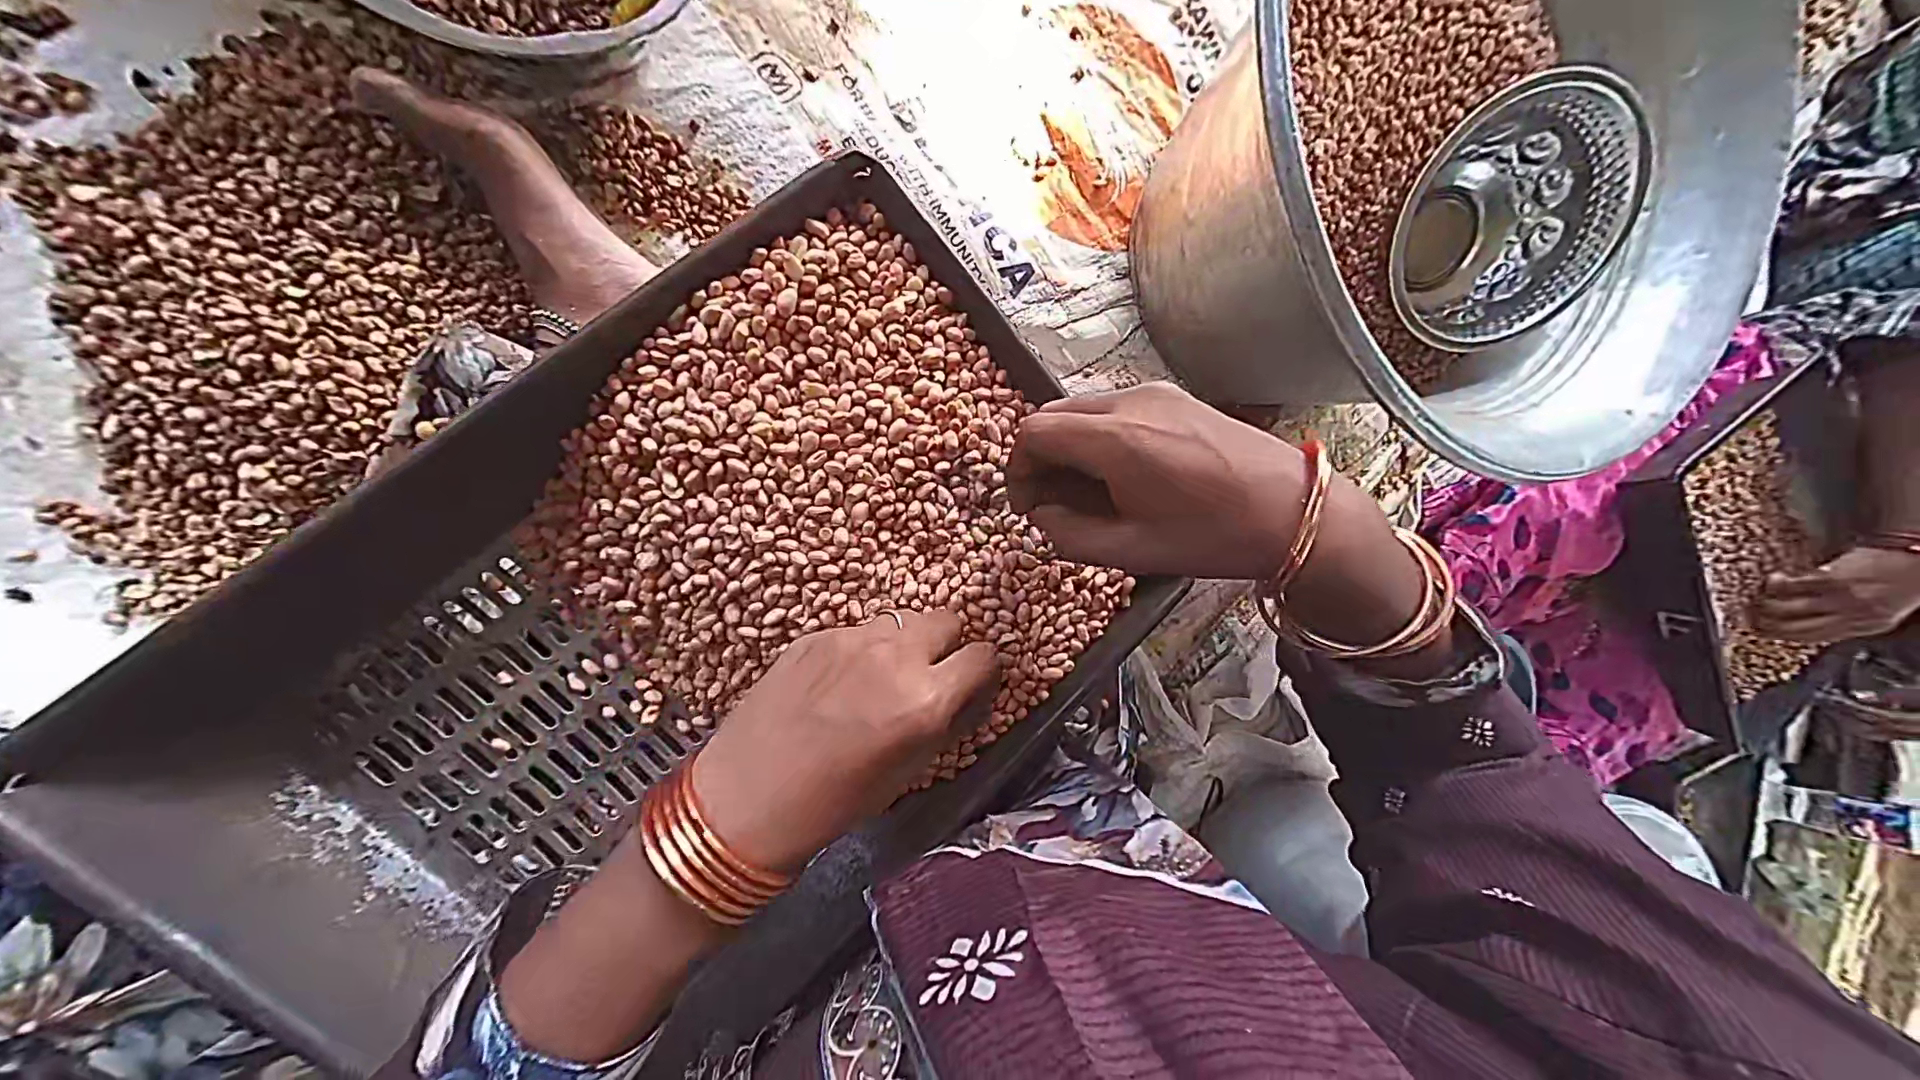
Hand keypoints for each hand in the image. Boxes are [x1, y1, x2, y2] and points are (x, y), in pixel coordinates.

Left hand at [692, 609, 997, 872]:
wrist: (747, 798)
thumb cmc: (835, 802)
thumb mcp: (910, 771)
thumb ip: (947, 722)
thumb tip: (970, 695)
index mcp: (924, 699)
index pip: (983, 656)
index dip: (982, 673)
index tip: (971, 685)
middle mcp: (893, 657)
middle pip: (947, 620)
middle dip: (947, 646)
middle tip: (928, 677)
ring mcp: (850, 639)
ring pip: (902, 620)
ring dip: (905, 643)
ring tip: (881, 679)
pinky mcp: (815, 634)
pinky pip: (859, 631)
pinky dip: (863, 650)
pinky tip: (839, 683)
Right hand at [1007, 383, 1425, 647]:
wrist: (1292, 510)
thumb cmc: (1212, 535)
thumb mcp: (1131, 551)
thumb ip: (1068, 535)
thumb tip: (1041, 514)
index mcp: (1115, 439)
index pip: (1033, 432)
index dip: (1017, 469)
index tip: (1026, 504)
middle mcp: (1130, 402)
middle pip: (1053, 414)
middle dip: (1039, 457)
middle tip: (1050, 500)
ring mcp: (1155, 392)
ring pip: (1082, 410)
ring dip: (1068, 446)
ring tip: (1086, 490)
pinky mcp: (1174, 396)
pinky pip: (1113, 409)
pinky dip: (1097, 436)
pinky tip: (1119, 472)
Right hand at [1752, 546, 1919, 643]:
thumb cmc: (1902, 582)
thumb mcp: (1878, 607)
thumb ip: (1843, 614)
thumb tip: (1803, 616)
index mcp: (1863, 626)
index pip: (1808, 638)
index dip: (1775, 634)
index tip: (1755, 629)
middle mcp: (1853, 618)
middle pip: (1793, 626)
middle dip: (1763, 621)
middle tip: (1746, 613)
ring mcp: (1844, 600)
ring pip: (1789, 607)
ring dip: (1767, 600)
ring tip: (1760, 592)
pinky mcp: (1836, 582)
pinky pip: (1795, 586)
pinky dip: (1779, 583)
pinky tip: (1776, 578)